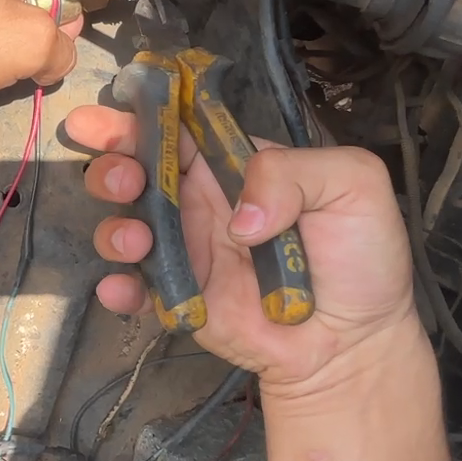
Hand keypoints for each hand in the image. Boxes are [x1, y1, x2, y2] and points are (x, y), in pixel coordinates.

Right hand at [62, 106, 423, 401]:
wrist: (352, 341)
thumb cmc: (358, 256)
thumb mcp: (352, 186)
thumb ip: (294, 173)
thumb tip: (238, 219)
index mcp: (227, 168)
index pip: (174, 131)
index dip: (135, 119)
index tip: (103, 120)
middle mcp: (194, 204)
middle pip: (131, 173)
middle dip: (109, 169)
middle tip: (123, 180)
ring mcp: (180, 253)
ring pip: (120, 228)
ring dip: (114, 229)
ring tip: (138, 241)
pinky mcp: (174, 299)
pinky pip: (130, 291)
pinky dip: (115, 288)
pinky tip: (122, 290)